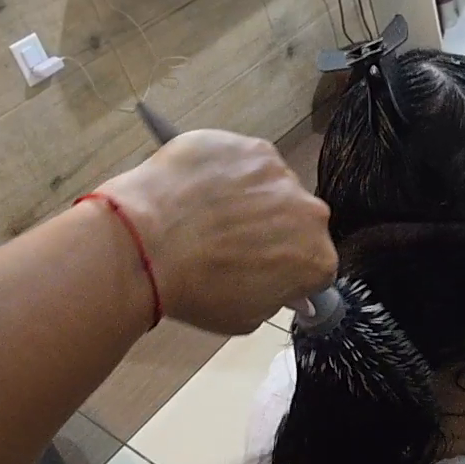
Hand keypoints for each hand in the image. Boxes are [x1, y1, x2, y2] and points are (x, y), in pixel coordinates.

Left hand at [99, 130, 334, 334]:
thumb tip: (280, 284)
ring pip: (270, 186)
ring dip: (248, 197)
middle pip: (298, 219)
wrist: (149, 244)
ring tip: (207, 215)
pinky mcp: (248, 146)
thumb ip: (274, 297)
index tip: (268, 269)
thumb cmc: (194, 286)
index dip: (290, 268)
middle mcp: (308, 211)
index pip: (315, 262)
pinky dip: (225, 171)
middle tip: (232, 242)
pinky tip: (198, 190)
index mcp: (315, 258)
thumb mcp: (245, 317)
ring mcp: (279, 174)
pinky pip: (243, 161)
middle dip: (273, 229)